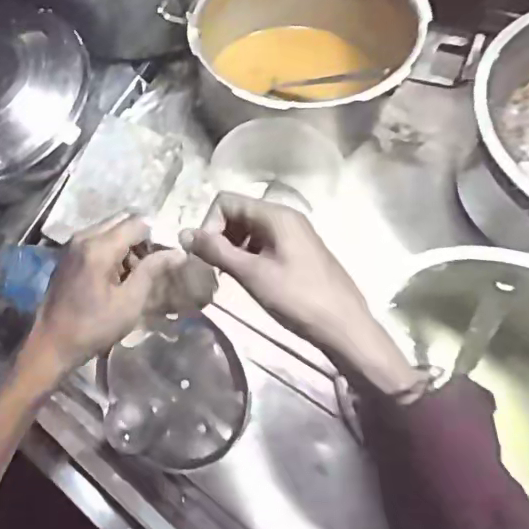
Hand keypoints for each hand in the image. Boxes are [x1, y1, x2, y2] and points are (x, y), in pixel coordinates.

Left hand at [17, 214, 186, 389]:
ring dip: (126, 244)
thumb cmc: (93, 327)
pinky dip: (112, 249)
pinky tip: (116, 275)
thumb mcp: (130, 302)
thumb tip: (178, 252)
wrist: (51, 344)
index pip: (138, 223)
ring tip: (135, 274)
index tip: (165, 258)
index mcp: (99, 247)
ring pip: (110, 229)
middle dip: (141, 238)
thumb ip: (152, 271)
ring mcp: (73, 244)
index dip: (156, 237)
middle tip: (151, 265)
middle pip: (122, 221)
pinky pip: (97, 239)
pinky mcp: (69, 254)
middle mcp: (84, 237)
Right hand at [183, 194, 426, 397]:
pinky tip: (249, 279)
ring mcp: (295, 233)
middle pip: (238, 213)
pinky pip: (264, 242)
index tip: (206, 256)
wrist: (344, 327)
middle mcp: (285, 216)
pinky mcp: (299, 250)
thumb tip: (184, 233)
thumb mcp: (252, 274)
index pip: (226, 201)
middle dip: (219, 236)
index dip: (209, 225)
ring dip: (232, 248)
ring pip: (250, 229)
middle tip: (214, 269)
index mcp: (276, 215)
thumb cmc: (297, 298)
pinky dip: (249, 255)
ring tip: (229, 277)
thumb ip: (216, 251)